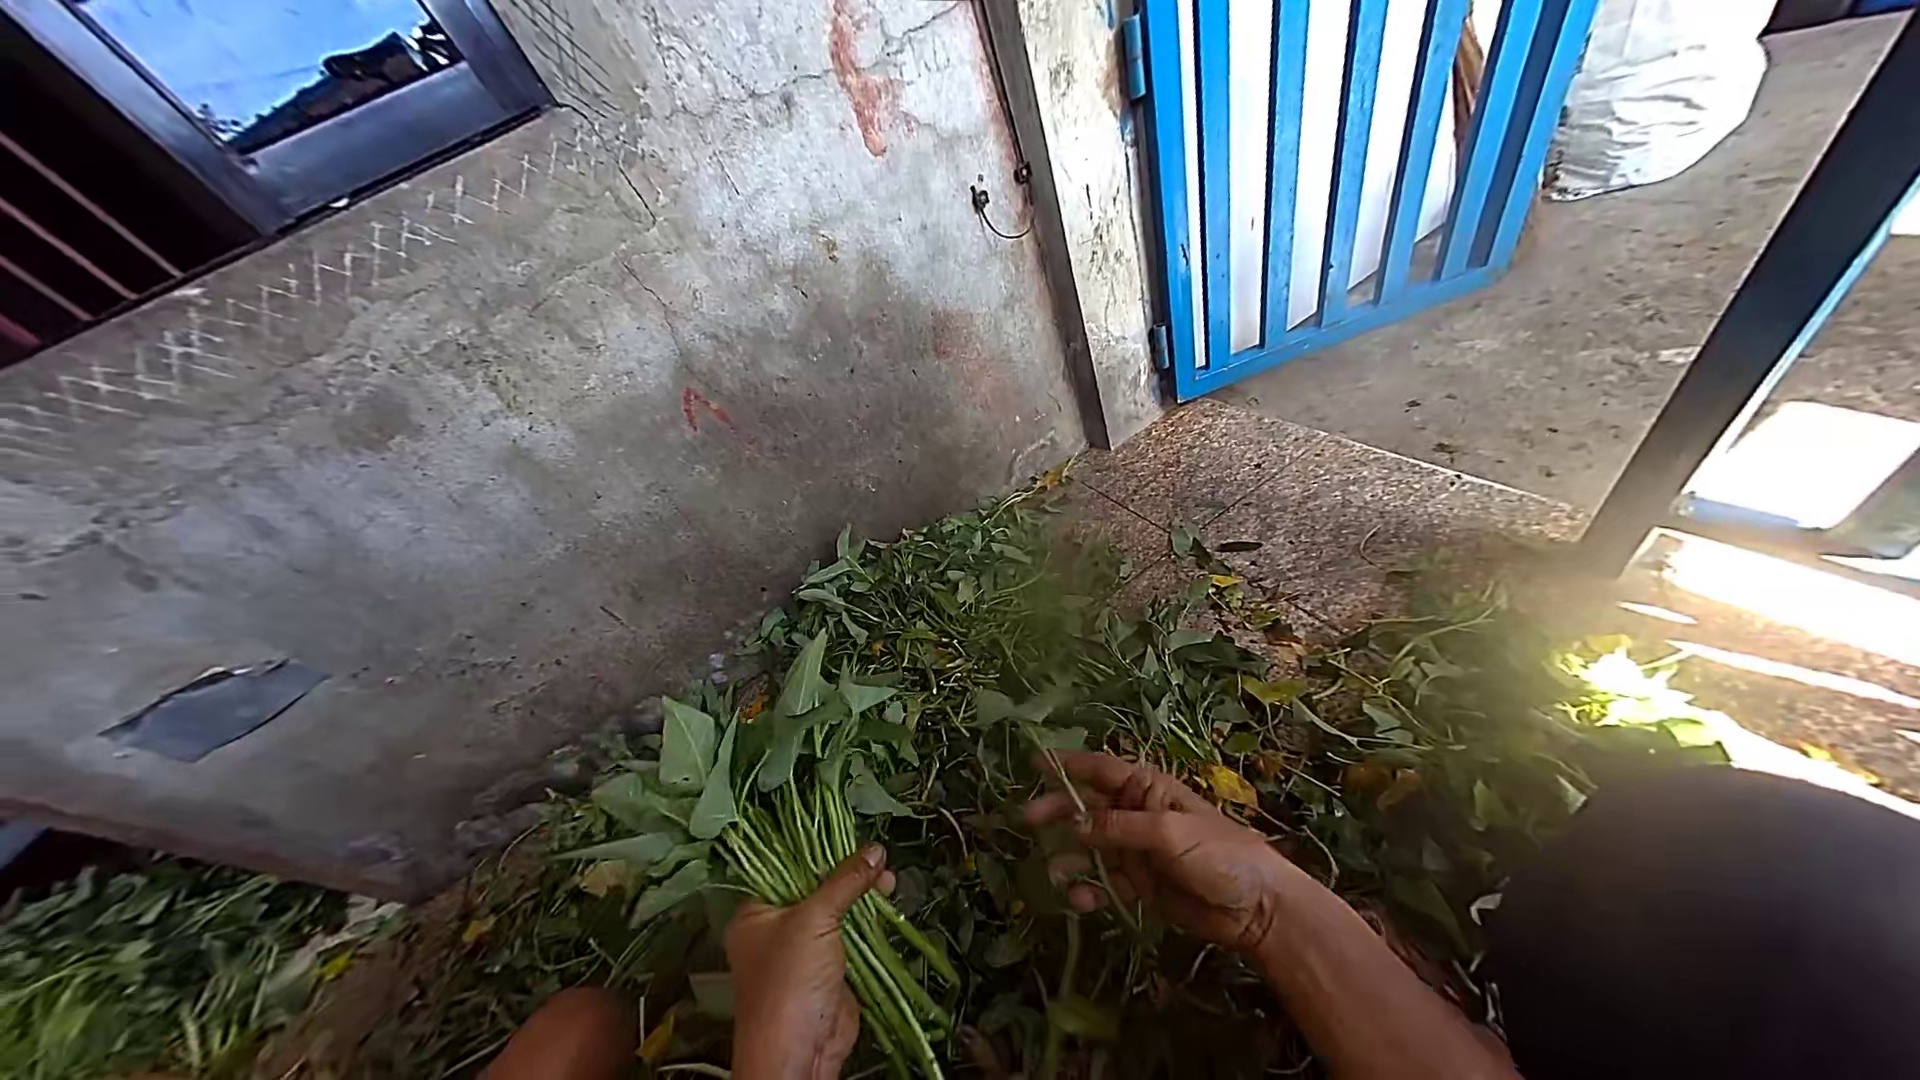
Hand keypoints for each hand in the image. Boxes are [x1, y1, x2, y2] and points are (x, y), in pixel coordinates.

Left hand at [724, 845, 894, 1079]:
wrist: (799, 1055)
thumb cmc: (790, 980)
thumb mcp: (815, 918)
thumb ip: (845, 880)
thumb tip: (876, 849)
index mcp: (756, 913)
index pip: (785, 867)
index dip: (816, 849)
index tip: (847, 832)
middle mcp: (776, 927)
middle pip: (816, 886)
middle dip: (847, 872)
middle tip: (877, 859)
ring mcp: (804, 948)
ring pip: (837, 908)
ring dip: (862, 892)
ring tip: (887, 878)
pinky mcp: (829, 966)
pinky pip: (851, 932)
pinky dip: (869, 917)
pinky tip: (886, 899)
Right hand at [1024, 752, 1317, 957]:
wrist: (1257, 907)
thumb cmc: (1217, 852)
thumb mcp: (1168, 832)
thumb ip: (1120, 827)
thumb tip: (1077, 825)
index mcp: (1146, 788)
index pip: (1099, 769)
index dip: (1067, 764)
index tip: (1034, 763)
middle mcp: (1135, 813)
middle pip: (1087, 805)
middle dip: (1058, 810)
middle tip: (1027, 819)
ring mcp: (1136, 849)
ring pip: (1092, 846)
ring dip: (1070, 856)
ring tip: (1050, 870)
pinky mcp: (1141, 884)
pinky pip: (1107, 883)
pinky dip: (1090, 890)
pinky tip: (1077, 900)